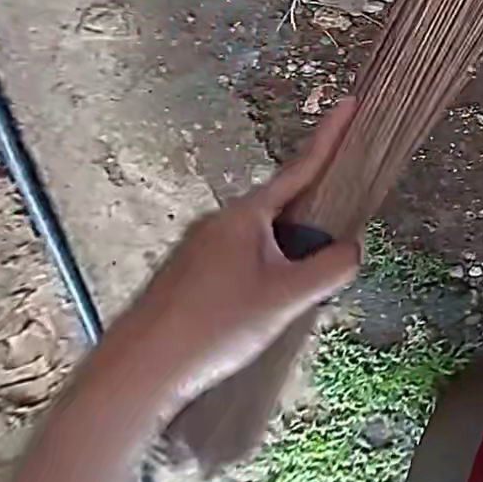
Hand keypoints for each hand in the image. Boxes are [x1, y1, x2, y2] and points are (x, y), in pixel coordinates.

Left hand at [104, 100, 361, 407]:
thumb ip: (331, 267)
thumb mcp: (286, 298)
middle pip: (284, 211)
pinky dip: (261, 275)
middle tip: (320, 268)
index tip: (350, 101)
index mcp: (246, 215)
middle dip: (310, 230)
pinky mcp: (185, 276)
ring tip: (282, 306)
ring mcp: (198, 247)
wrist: (131, 380)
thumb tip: (352, 249)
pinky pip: (240, 259)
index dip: (330, 135)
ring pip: (262, 240)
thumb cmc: (211, 329)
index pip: (301, 166)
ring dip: (284, 261)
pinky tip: (254, 314)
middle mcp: (220, 221)